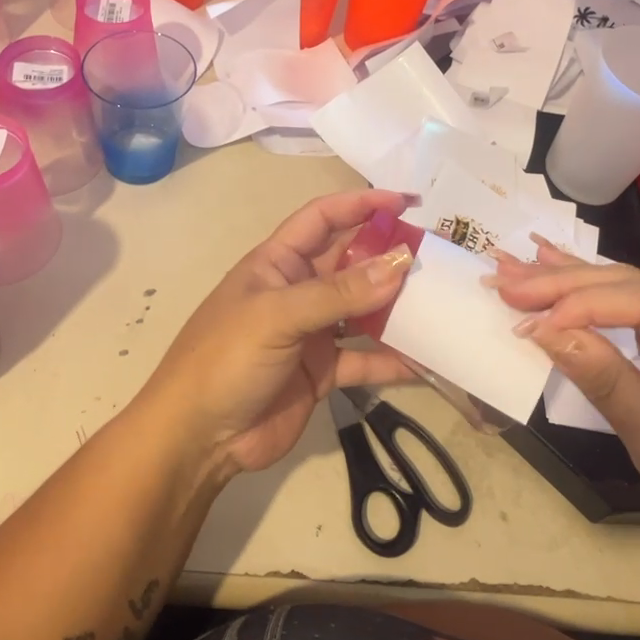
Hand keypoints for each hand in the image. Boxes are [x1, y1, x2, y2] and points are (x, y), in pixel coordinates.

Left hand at [133, 190, 417, 478]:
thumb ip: (339, 292)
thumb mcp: (277, 316)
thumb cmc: (225, 359)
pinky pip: (365, 359)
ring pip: (363, 310)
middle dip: (389, 255)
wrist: (197, 438)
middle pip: (350, 261)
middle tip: (438, 255)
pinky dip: (393, 359)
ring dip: (397, 306)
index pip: (323, 218)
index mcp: (277, 263)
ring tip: (442, 302)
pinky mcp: (322, 372)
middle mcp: (297, 291)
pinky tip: (428, 359)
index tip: (406, 202)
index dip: (361, 204)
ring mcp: (311, 333)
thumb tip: (400, 262)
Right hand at [495, 241, 639, 544]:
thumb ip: (606, 381)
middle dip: (561, 282)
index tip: (524, 321)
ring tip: (514, 267)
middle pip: (630, 284)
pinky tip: (555, 264)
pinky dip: (590, 288)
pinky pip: (635, 298)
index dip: (578, 305)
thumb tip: (546, 332)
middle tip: (501, 279)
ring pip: (628, 284)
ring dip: (568, 278)